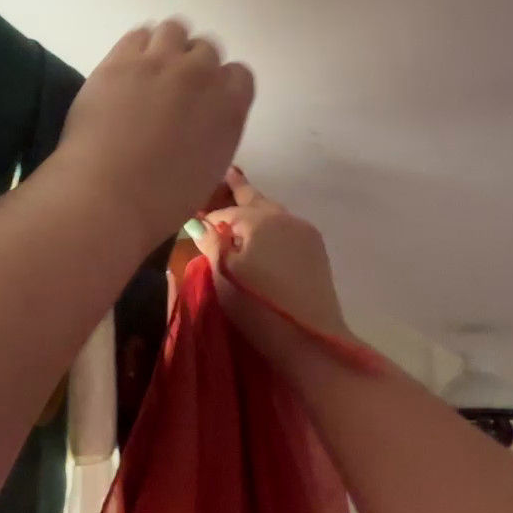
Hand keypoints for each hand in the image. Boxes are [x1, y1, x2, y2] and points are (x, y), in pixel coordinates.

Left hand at [54, 19, 254, 245]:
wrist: (109, 196)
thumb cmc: (162, 201)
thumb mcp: (208, 170)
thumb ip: (214, 133)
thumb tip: (201, 123)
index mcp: (230, 107)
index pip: (239, 74)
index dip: (220, 85)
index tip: (203, 100)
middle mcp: (201, 75)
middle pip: (205, 49)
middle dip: (192, 65)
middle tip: (171, 90)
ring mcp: (160, 62)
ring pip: (173, 30)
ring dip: (166, 47)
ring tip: (149, 71)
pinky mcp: (121, 59)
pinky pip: (137, 35)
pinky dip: (136, 48)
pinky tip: (127, 69)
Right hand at [192, 169, 350, 367]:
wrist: (309, 338)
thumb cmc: (257, 306)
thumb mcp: (224, 275)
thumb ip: (211, 245)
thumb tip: (199, 225)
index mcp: (260, 220)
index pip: (226, 212)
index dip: (209, 219)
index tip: (195, 223)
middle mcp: (285, 218)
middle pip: (257, 200)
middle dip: (240, 190)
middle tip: (228, 173)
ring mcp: (305, 234)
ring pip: (274, 214)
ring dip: (258, 209)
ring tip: (244, 203)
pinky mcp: (317, 252)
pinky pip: (288, 229)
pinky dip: (272, 226)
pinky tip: (264, 235)